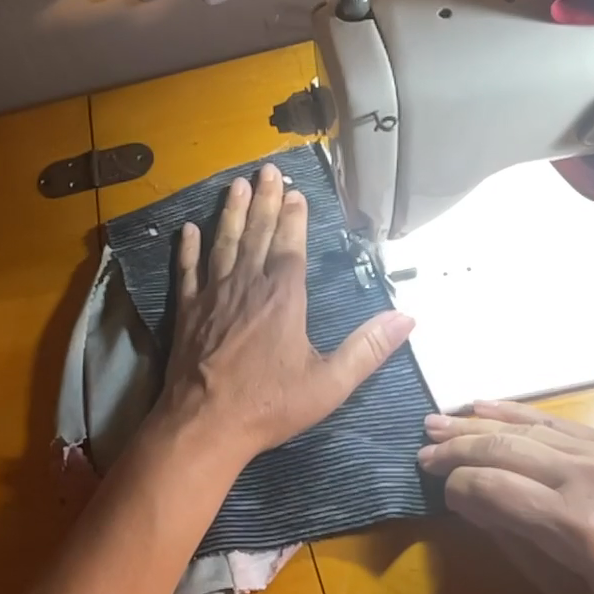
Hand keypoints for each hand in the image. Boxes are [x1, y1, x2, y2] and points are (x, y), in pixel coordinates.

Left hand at [153, 162, 415, 466]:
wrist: (204, 424)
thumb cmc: (269, 405)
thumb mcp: (328, 383)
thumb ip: (367, 349)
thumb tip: (407, 318)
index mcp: (283, 298)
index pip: (290, 246)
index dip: (293, 217)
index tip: (295, 191)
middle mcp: (247, 286)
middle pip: (257, 234)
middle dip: (264, 200)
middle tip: (266, 170)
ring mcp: (213, 296)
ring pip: (224, 243)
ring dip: (230, 213)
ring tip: (235, 184)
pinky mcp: (187, 311)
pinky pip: (187, 271)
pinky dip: (188, 249)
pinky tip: (189, 229)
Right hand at [418, 400, 593, 593]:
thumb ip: (524, 552)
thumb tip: (478, 510)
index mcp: (577, 526)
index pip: (492, 487)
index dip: (455, 485)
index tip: (435, 489)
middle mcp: (587, 478)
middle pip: (501, 448)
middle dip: (454, 446)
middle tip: (420, 446)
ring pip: (525, 427)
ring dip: (477, 422)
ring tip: (438, 418)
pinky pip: (556, 422)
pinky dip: (517, 413)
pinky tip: (489, 408)